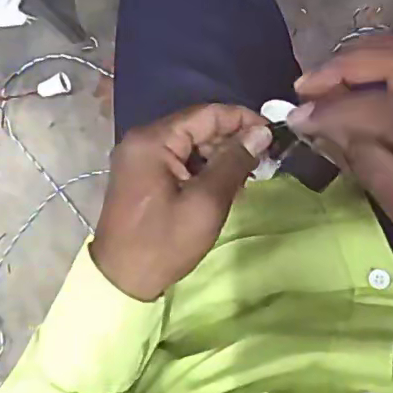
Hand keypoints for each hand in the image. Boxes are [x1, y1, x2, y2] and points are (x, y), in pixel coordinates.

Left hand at [91, 104, 272, 300]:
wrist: (120, 279)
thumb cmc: (163, 242)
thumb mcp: (206, 203)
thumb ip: (234, 162)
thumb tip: (261, 132)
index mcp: (154, 140)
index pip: (207, 113)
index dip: (243, 119)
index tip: (272, 135)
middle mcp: (143, 139)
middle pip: (197, 126)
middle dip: (232, 140)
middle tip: (263, 160)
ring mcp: (139, 157)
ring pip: (190, 144)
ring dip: (219, 156)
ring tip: (247, 177)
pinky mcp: (141, 174)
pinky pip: (178, 160)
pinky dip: (202, 168)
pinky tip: (223, 186)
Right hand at [289, 32, 392, 259]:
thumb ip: (368, 164)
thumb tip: (328, 127)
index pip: (383, 107)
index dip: (334, 109)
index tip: (297, 118)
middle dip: (341, 67)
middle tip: (303, 87)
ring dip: (357, 57)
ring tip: (322, 80)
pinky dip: (377, 57)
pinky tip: (353, 75)